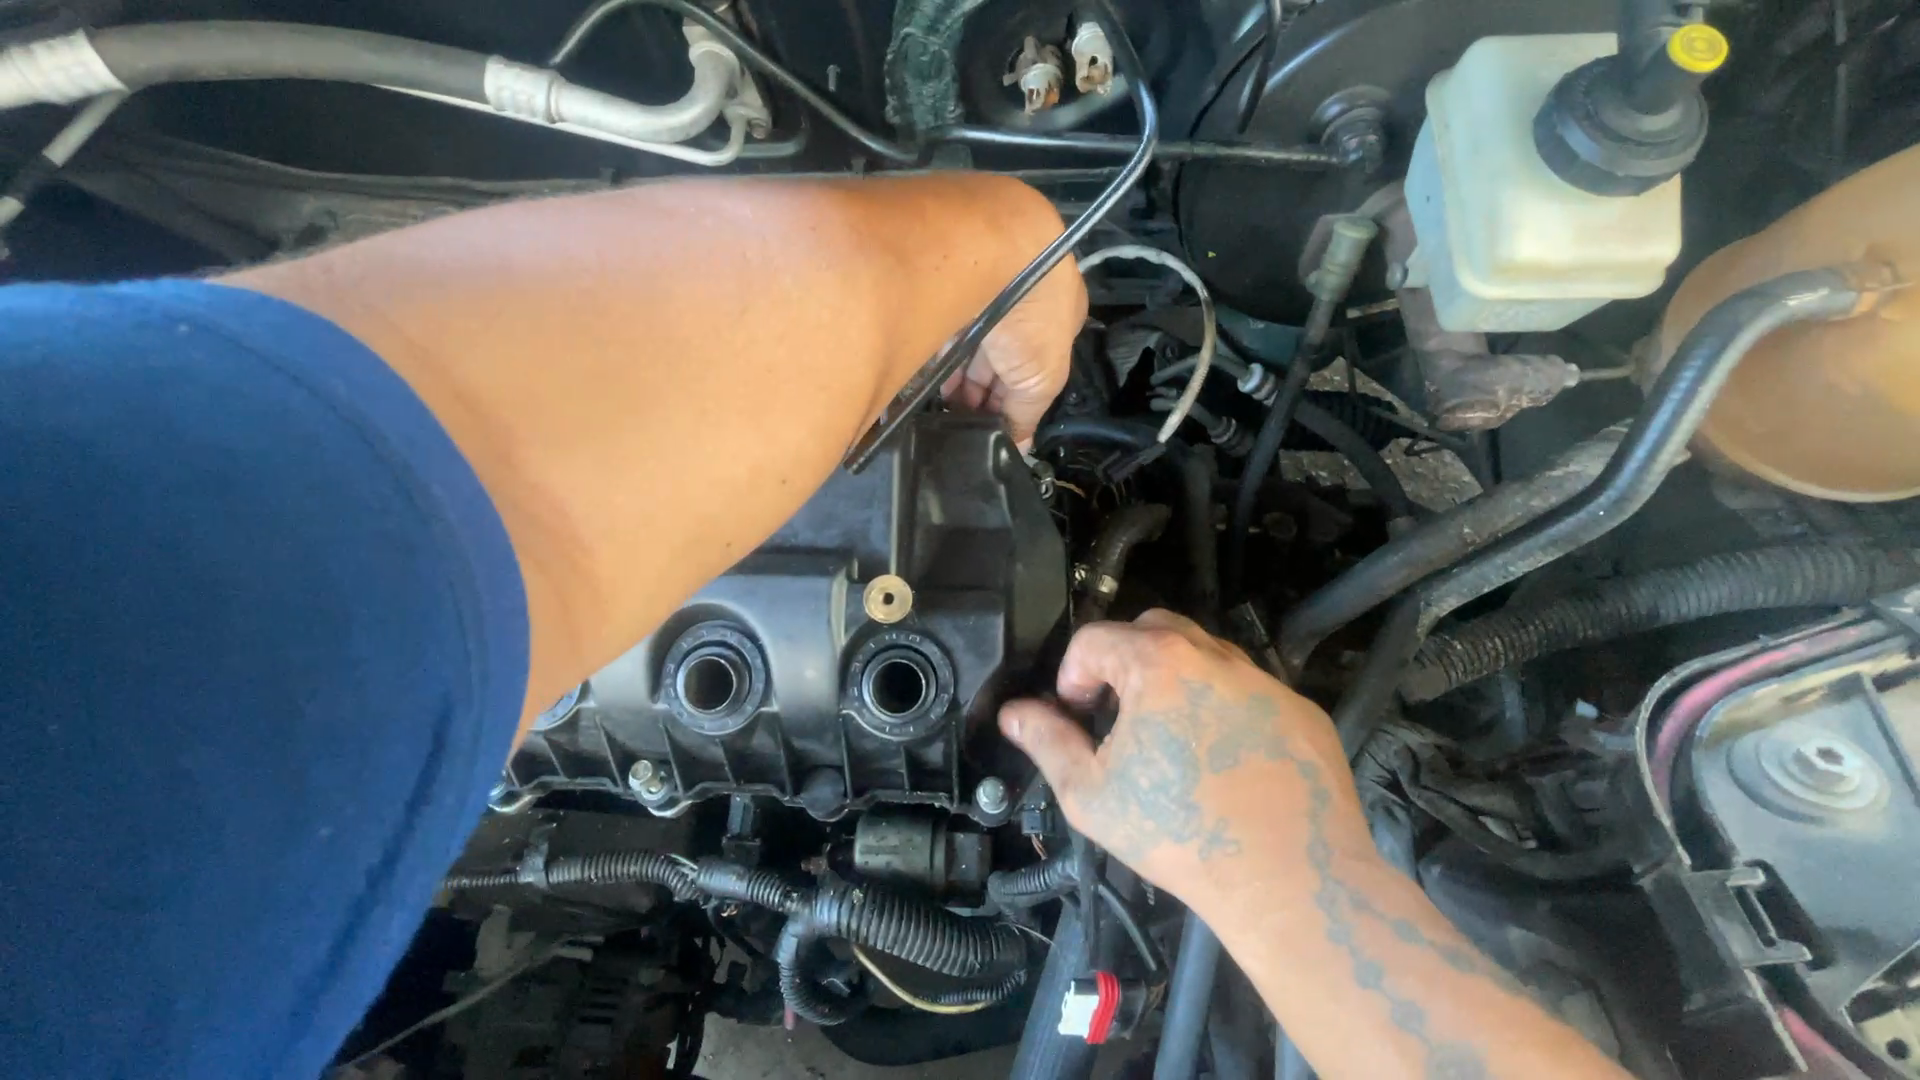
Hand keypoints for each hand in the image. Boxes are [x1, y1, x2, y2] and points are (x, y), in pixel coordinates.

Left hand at [942, 254, 1084, 449]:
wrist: (990, 243)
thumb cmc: (1033, 311)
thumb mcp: (1044, 377)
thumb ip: (1028, 415)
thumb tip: (1020, 450)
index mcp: (1056, 311)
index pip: (1035, 365)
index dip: (1013, 397)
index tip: (991, 423)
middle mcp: (1019, 295)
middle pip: (997, 354)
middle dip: (980, 389)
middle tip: (960, 419)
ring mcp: (980, 284)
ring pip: (965, 339)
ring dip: (954, 375)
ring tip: (939, 406)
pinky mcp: (942, 279)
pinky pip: (936, 324)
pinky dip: (930, 352)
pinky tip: (918, 378)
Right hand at [997, 610, 1378, 918]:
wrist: (1288, 882)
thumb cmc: (1177, 833)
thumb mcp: (1090, 792)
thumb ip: (1046, 740)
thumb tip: (1014, 713)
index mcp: (1158, 662)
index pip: (1094, 639)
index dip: (1073, 673)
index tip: (1078, 714)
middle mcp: (1214, 655)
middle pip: (1152, 628)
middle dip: (1124, 660)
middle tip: (1119, 715)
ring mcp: (1265, 682)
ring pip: (1206, 654)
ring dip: (1177, 679)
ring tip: (1172, 739)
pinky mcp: (1302, 711)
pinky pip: (1249, 691)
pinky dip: (1225, 708)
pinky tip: (1224, 761)